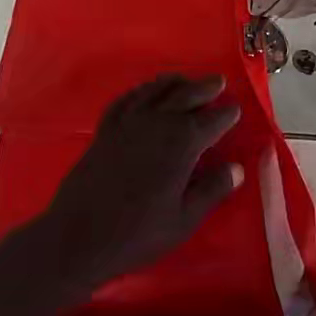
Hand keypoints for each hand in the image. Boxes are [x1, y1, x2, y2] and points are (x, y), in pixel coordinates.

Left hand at [37, 74, 244, 292]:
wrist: (78, 235)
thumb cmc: (138, 233)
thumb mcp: (184, 219)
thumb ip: (212, 190)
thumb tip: (237, 168)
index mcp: (181, 144)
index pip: (211, 120)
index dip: (226, 114)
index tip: (236, 109)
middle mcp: (155, 124)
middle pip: (184, 96)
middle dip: (203, 88)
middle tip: (218, 81)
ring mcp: (126, 124)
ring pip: (153, 92)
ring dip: (172, 83)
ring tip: (184, 80)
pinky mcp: (104, 131)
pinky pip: (124, 101)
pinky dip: (138, 91)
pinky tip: (142, 92)